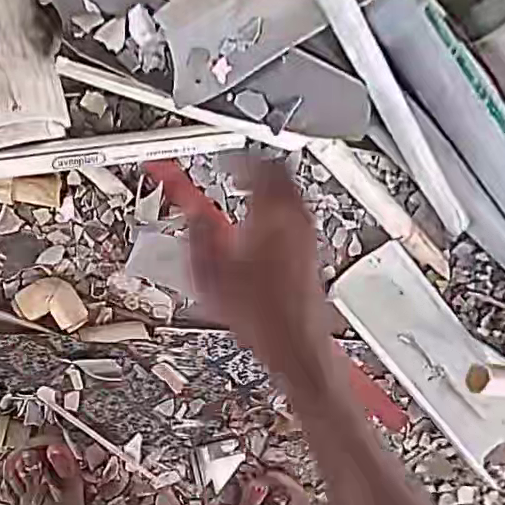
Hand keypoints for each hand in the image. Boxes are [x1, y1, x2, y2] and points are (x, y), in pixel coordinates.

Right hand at [169, 158, 329, 378]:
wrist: (295, 343)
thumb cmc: (262, 316)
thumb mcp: (211, 276)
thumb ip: (198, 237)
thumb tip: (192, 216)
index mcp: (270, 215)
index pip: (257, 166)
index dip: (236, 160)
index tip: (224, 162)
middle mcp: (295, 219)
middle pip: (279, 174)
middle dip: (254, 171)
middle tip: (235, 174)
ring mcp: (308, 235)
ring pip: (290, 194)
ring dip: (268, 191)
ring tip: (246, 199)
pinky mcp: (312, 251)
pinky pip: (295, 216)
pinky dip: (277, 213)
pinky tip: (261, 231)